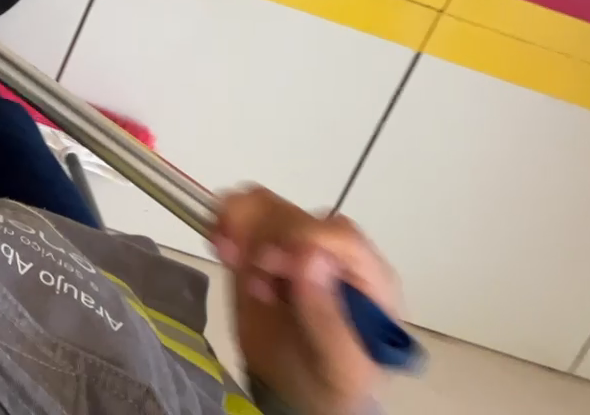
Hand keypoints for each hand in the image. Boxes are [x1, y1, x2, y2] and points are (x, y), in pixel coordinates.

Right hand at [215, 186, 399, 414]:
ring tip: (234, 263)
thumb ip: (328, 316)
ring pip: (261, 202)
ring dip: (239, 229)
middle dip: (263, 244)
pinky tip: (222, 250)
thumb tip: (310, 254)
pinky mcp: (258, 241)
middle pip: (292, 214)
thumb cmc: (329, 379)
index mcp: (367, 276)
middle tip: (256, 286)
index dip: (299, 240)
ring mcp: (292, 241)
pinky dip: (222, 219)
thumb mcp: (340, 365)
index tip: (271, 267)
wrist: (294, 387)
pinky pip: (238, 208)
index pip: (337, 234)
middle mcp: (332, 249)